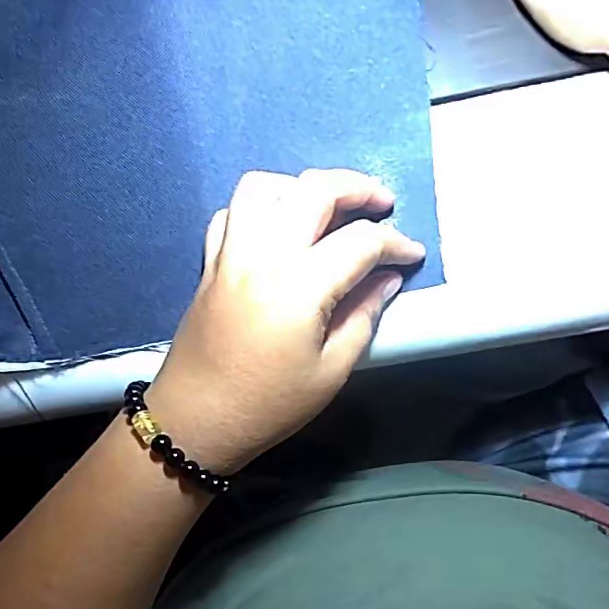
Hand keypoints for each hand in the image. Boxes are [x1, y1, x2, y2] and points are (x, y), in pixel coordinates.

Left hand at [143, 170, 425, 475]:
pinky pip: (233, 214)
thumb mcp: (331, 371)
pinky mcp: (210, 264)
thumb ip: (363, 316)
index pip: (359, 242)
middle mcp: (262, 255)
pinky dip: (262, 208)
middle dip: (357, 188)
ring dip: (302, 187)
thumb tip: (386, 279)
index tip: (412, 255)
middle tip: (383, 202)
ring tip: (328, 208)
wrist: (196, 421)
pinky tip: (280, 230)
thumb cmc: (269, 405)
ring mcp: (230, 254)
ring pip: (264, 188)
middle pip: (313, 191)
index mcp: (299, 285)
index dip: (395, 244)